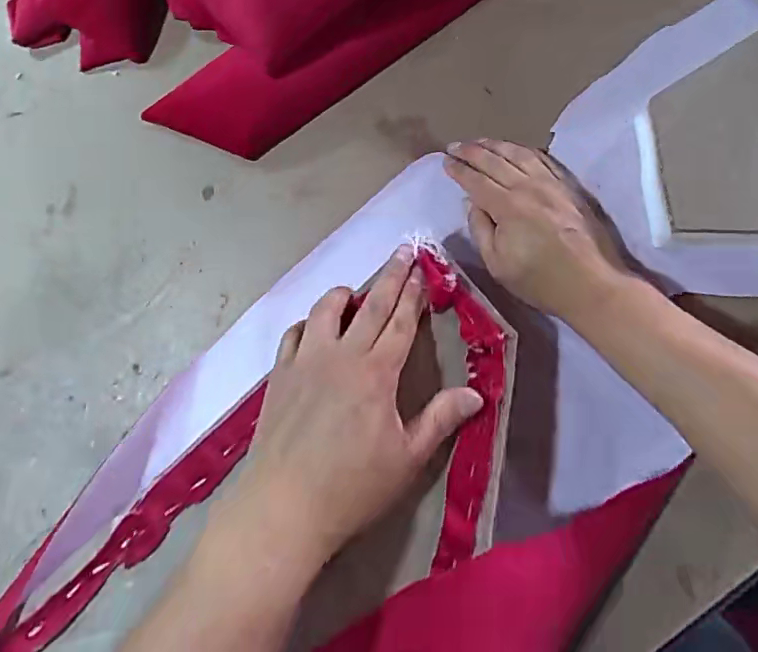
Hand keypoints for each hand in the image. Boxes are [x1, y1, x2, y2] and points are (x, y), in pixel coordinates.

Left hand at [214, 246, 484, 570]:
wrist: (284, 508)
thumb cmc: (352, 486)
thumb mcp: (407, 457)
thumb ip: (440, 419)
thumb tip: (477, 394)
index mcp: (377, 372)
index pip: (402, 321)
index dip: (415, 293)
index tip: (423, 269)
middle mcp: (343, 355)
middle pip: (372, 305)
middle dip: (391, 275)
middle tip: (404, 250)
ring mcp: (307, 361)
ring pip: (326, 310)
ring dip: (345, 293)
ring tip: (356, 290)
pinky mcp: (280, 374)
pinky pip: (294, 334)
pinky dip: (308, 323)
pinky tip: (314, 329)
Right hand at [443, 139, 636, 322]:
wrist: (591, 283)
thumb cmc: (541, 281)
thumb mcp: (498, 265)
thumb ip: (481, 229)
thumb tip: (472, 203)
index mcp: (507, 206)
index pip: (476, 180)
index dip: (459, 170)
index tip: (445, 161)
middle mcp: (528, 187)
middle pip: (495, 161)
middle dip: (472, 151)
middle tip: (455, 146)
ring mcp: (551, 184)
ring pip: (519, 154)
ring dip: (496, 145)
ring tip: (480, 142)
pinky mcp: (568, 187)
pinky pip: (543, 159)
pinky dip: (525, 150)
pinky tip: (516, 149)